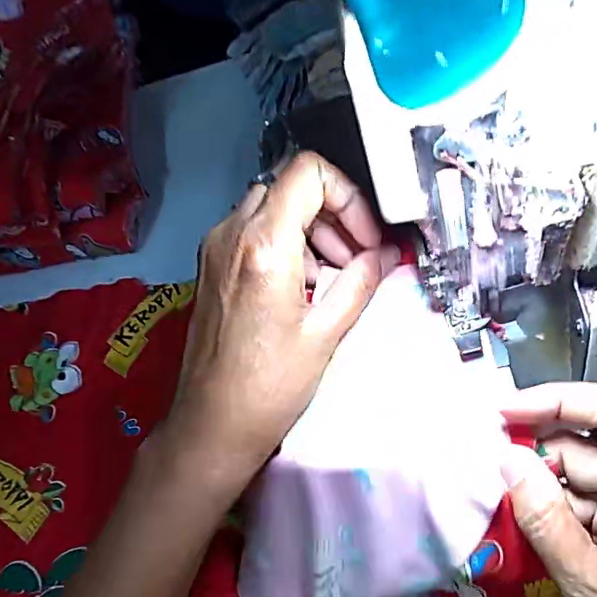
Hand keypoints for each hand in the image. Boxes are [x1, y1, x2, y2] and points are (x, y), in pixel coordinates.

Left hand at [161, 152, 393, 487]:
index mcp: (263, 245)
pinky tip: (298, 290)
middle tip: (354, 262)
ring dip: (309, 232)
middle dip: (332, 217)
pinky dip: (284, 246)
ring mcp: (213, 249)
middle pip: (290, 188)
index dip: (349, 197)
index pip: (310, 172)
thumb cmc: (268, 388)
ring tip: (328, 281)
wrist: (212, 424)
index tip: (364, 240)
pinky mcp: (208, 268)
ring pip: (270, 209)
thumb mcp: (325, 334)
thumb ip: (360, 283)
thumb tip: (387, 254)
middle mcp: (230, 234)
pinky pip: (251, 233)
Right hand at [499, 383, 596, 596]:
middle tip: (484, 455)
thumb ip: (545, 520)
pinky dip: (550, 508)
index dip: (562, 401)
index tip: (507, 412)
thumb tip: (506, 461)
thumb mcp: (589, 584)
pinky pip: (584, 506)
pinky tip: (517, 516)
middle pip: (596, 445)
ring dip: (540, 482)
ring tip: (492, 490)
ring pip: (584, 476)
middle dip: (540, 448)